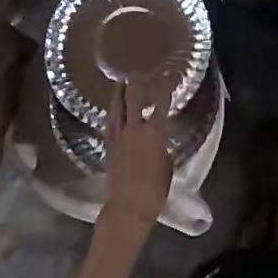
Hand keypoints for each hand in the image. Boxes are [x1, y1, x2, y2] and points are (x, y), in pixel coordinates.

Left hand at [102, 79, 173, 232]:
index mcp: (156, 132)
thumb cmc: (156, 190)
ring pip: (118, 105)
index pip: (161, 101)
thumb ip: (164, 145)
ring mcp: (119, 135)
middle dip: (138, 81)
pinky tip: (114, 105)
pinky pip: (110, 120)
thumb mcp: (168, 164)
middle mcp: (136, 128)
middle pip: (135, 97)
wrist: (128, 207)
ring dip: (120, 91)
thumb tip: (160, 136)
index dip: (165, 84)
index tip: (168, 72)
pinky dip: (113, 109)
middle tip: (141, 69)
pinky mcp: (108, 144)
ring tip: (122, 79)